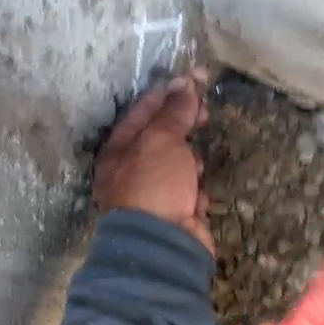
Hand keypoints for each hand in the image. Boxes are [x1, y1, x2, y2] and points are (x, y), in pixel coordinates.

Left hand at [93, 72, 212, 252]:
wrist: (161, 247)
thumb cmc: (153, 185)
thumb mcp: (161, 140)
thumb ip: (174, 112)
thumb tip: (186, 83)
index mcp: (117, 150)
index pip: (143, 110)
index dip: (169, 91)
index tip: (196, 77)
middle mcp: (130, 170)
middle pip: (161, 135)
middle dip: (184, 122)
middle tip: (206, 109)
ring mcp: (153, 193)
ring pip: (178, 163)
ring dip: (191, 160)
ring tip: (196, 164)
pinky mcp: (175, 213)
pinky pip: (189, 190)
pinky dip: (195, 190)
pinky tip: (196, 195)